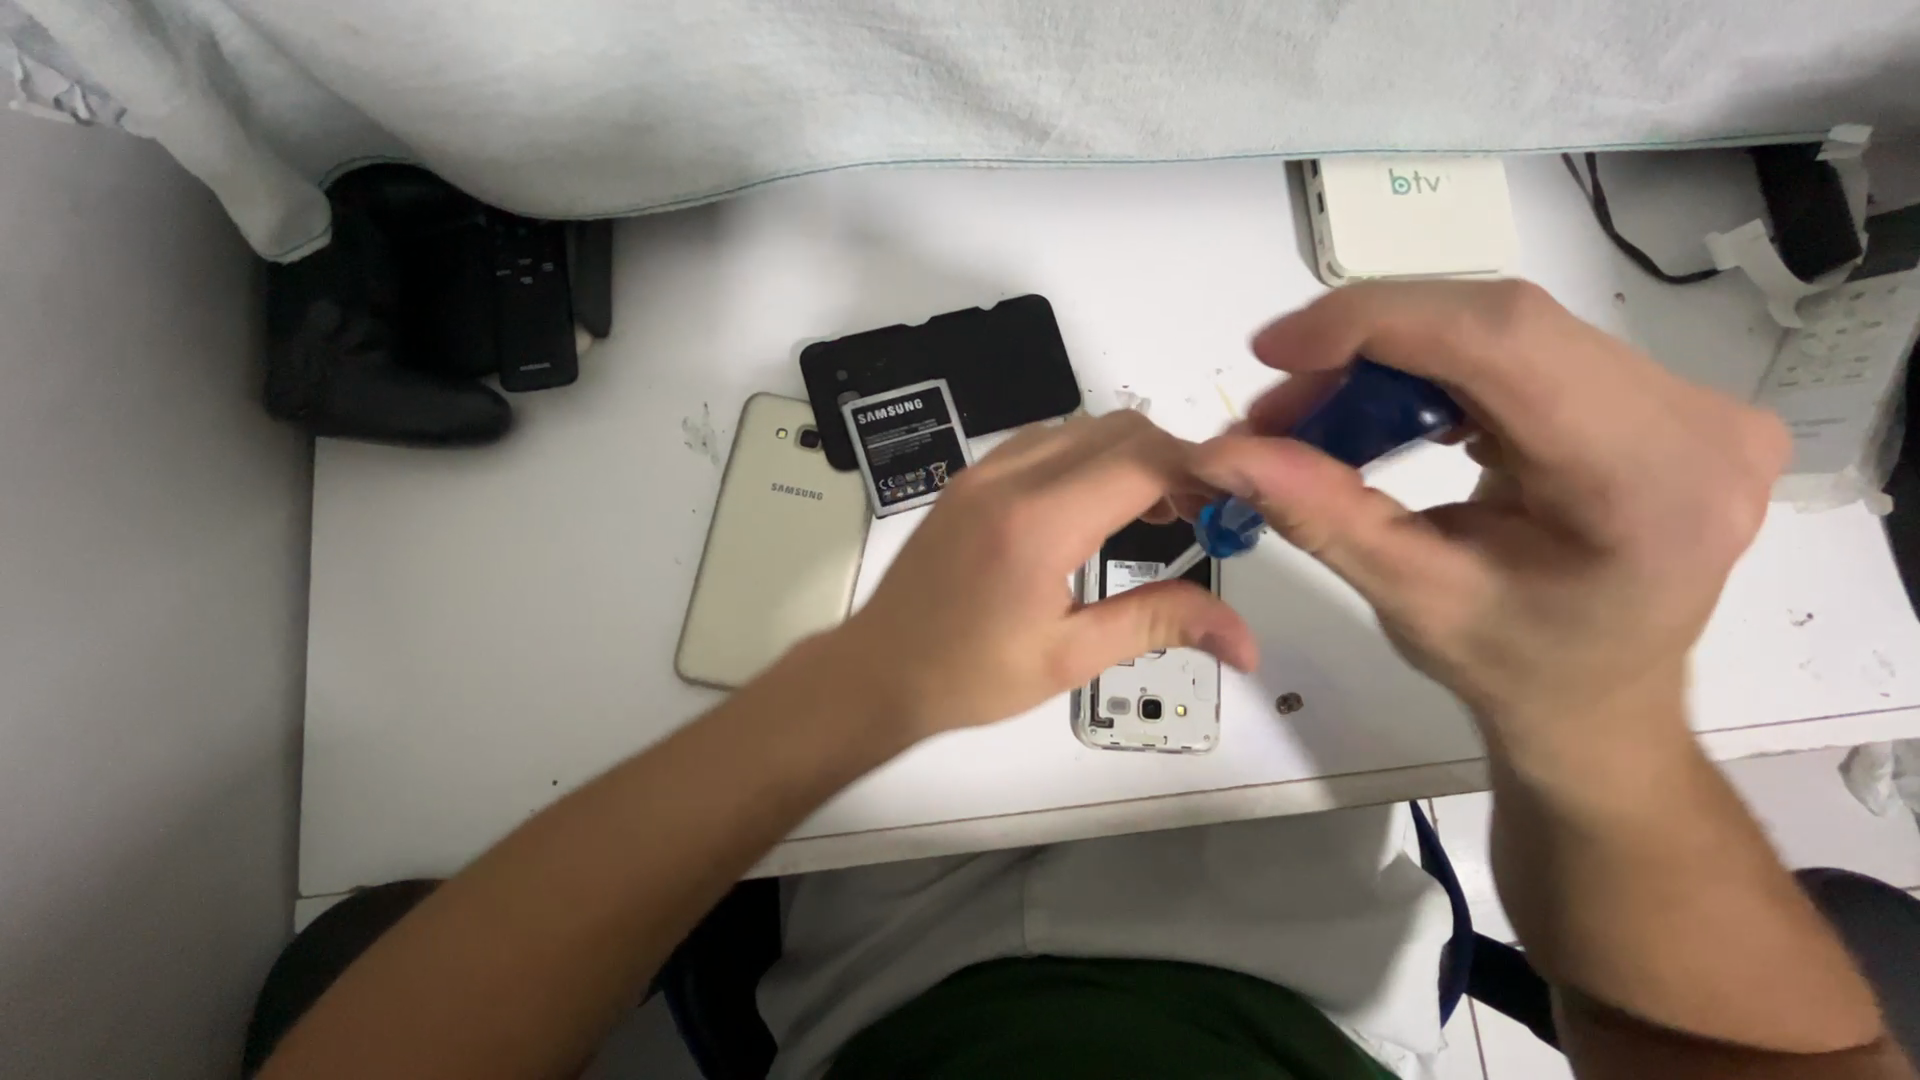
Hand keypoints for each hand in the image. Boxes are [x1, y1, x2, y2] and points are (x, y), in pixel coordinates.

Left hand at [833, 411, 1256, 739]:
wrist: (879, 669)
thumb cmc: (968, 676)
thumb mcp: (1069, 658)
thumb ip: (1158, 623)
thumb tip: (1243, 638)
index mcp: (1037, 524)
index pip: (1143, 460)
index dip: (1202, 470)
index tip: (1232, 503)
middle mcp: (1008, 479)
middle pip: (1118, 430)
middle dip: (1173, 461)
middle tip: (1198, 517)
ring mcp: (982, 472)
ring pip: (1082, 426)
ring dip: (1130, 455)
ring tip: (1153, 514)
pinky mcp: (969, 478)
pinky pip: (1044, 440)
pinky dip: (1087, 456)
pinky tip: (1094, 507)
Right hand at [1193, 281, 1789, 766]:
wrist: (1598, 701)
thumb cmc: (1512, 670)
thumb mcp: (1406, 596)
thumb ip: (1318, 514)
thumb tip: (1221, 452)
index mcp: (1649, 482)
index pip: (1504, 341)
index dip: (1377, 323)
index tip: (1274, 351)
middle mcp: (1695, 420)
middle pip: (1502, 326)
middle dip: (1368, 347)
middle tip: (1280, 404)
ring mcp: (1688, 400)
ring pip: (1505, 329)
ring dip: (1393, 358)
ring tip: (1321, 416)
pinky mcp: (1656, 396)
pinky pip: (1521, 350)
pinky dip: (1432, 370)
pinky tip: (1389, 414)